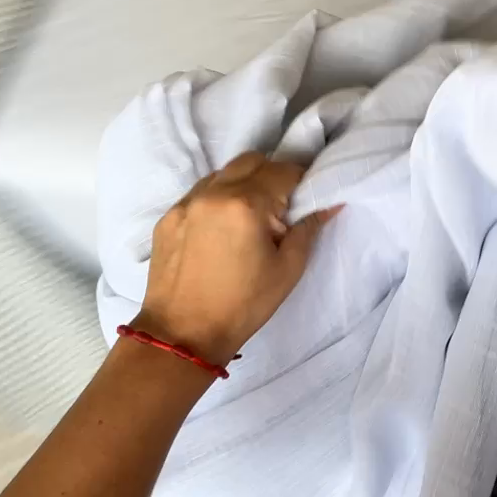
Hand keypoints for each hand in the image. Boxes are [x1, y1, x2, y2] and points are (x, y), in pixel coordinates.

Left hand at [136, 152, 338, 363]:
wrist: (181, 335)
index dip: (301, 180)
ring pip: (223, 173)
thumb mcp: (288, 269)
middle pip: (252, 161)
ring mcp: (186, 204)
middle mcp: (214, 194)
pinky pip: (200, 192)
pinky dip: (218, 198)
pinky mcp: (168, 217)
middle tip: (280, 204)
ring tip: (250, 216)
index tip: (306, 196)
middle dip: (272, 174)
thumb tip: (329, 204)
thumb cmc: (243, 304)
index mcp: (246, 205)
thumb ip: (308, 229)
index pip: (283, 171)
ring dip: (243, 183)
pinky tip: (223, 228)